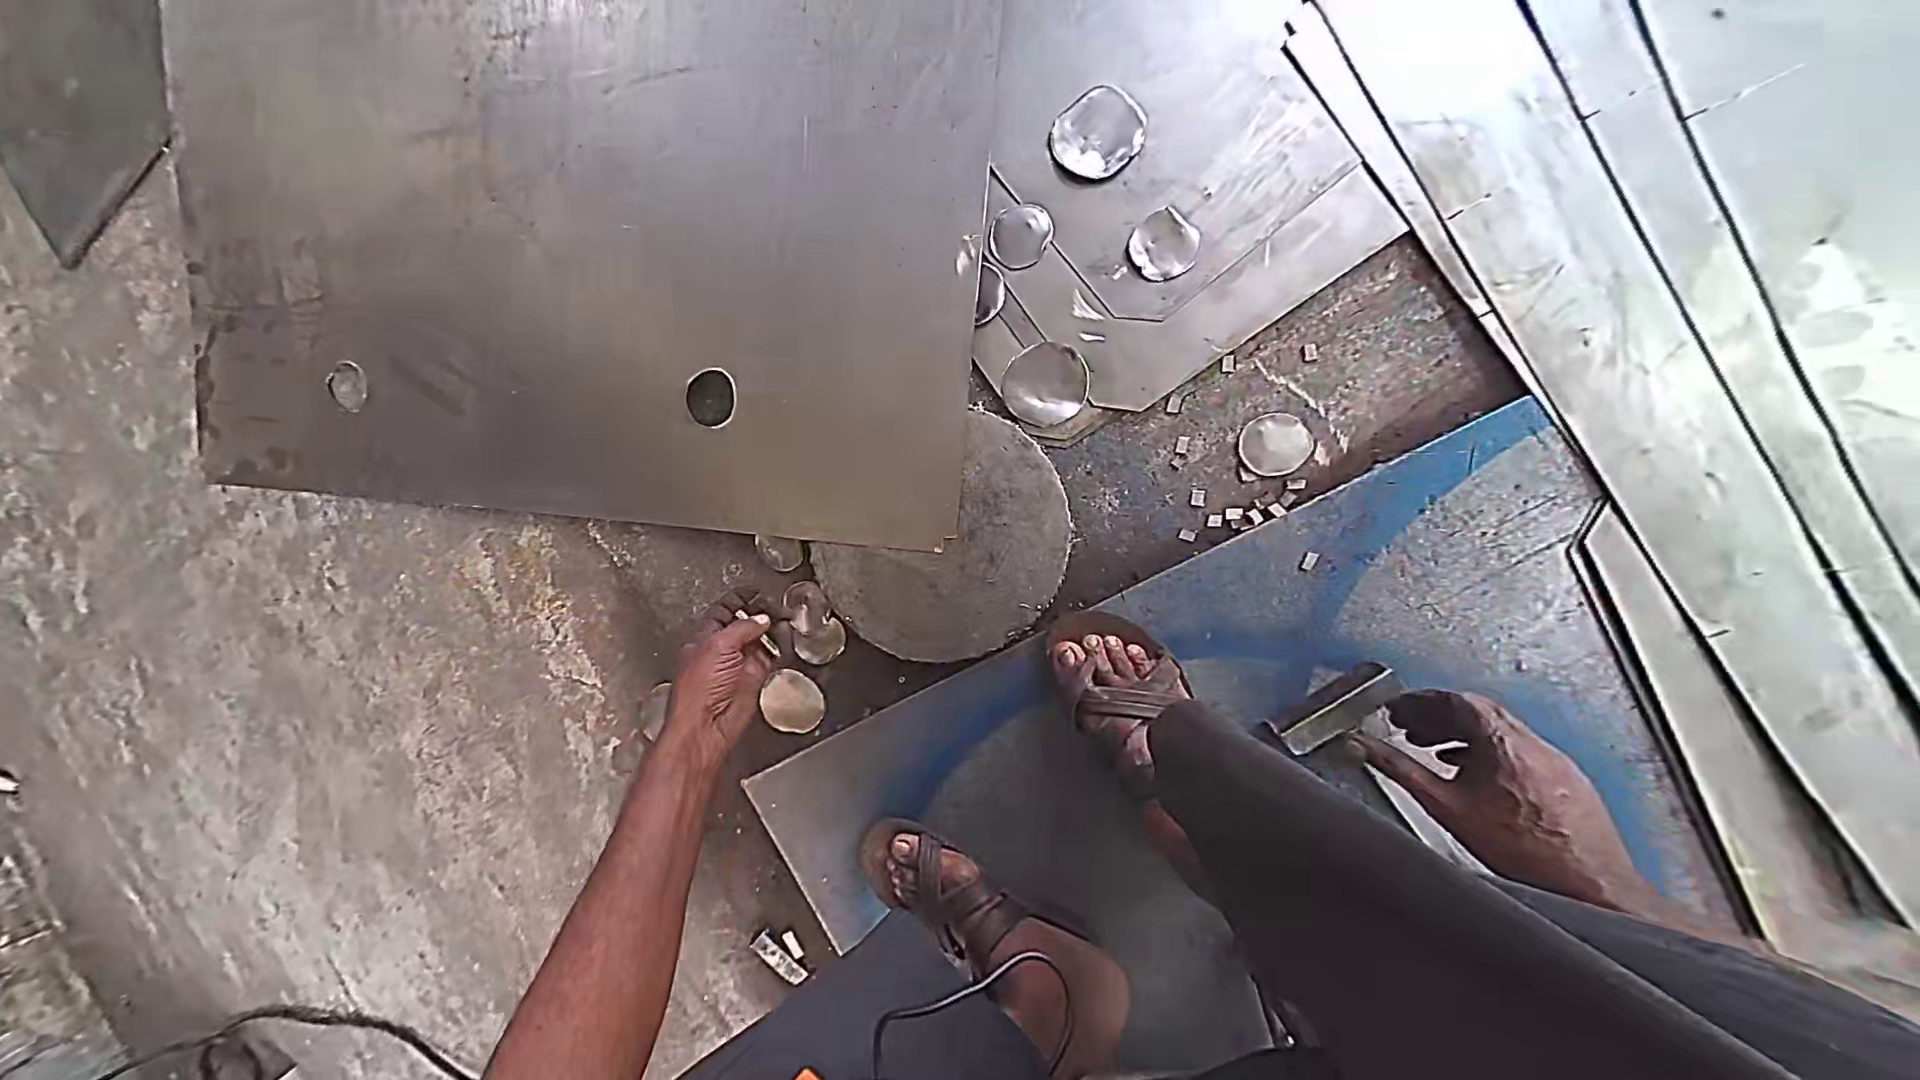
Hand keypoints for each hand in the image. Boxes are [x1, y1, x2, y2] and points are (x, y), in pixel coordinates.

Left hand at [659, 591, 775, 772]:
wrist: (706, 727)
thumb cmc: (697, 692)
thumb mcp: (718, 646)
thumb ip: (742, 628)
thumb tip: (761, 618)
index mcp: (705, 638)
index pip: (725, 610)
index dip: (740, 600)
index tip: (756, 592)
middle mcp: (722, 650)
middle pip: (745, 624)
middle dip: (760, 613)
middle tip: (776, 606)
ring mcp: (739, 664)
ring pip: (760, 639)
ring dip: (772, 629)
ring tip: (784, 619)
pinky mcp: (754, 677)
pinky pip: (770, 656)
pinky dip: (779, 647)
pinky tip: (785, 639)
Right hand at [1354, 690, 1661, 915]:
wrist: (1588, 886)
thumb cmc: (1523, 851)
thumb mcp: (1443, 805)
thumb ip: (1399, 768)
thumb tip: (1365, 746)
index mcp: (1502, 743)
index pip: (1457, 700)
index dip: (1422, 700)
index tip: (1402, 706)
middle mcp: (1533, 745)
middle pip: (1477, 711)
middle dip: (1438, 714)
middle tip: (1411, 723)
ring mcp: (1554, 761)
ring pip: (1499, 729)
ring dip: (1462, 731)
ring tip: (1435, 747)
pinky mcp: (1566, 778)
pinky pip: (1519, 748)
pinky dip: (1488, 749)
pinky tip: (1473, 771)